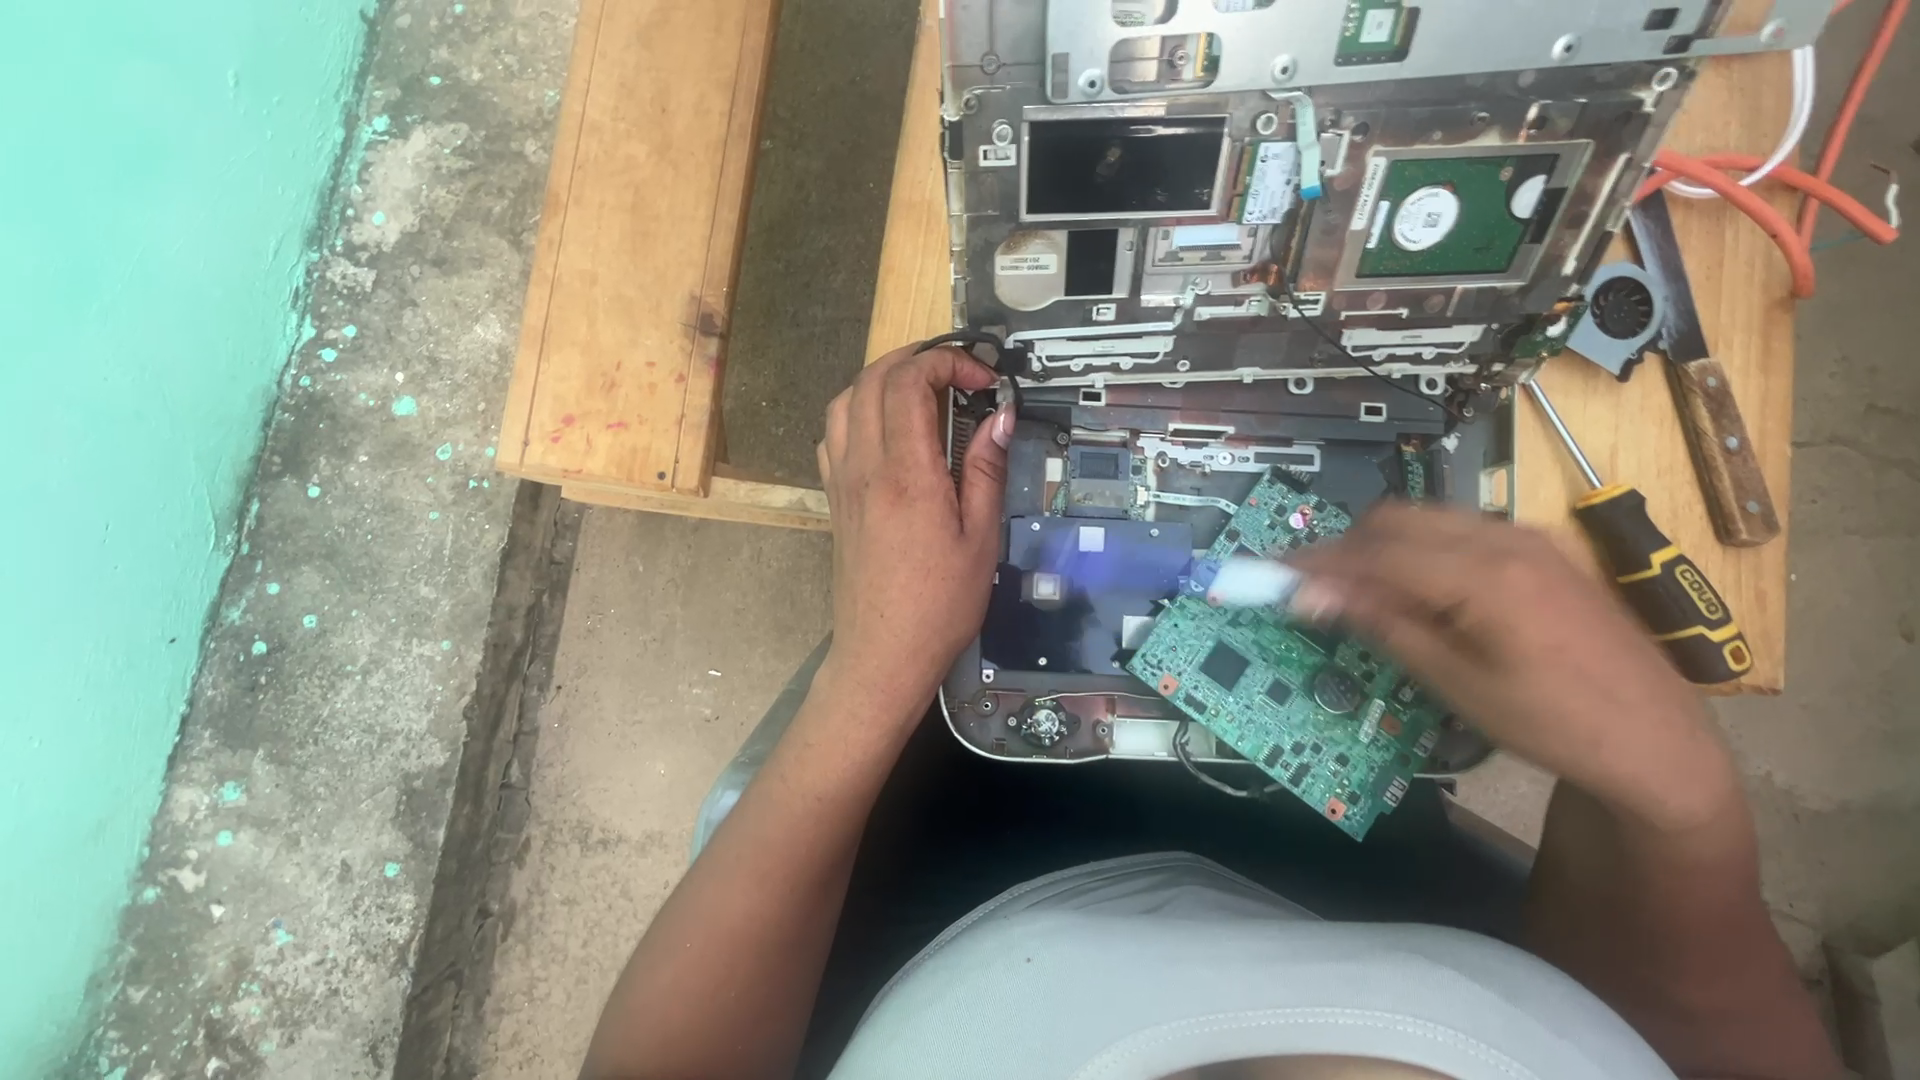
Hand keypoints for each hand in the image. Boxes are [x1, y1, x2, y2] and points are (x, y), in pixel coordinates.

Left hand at [815, 345, 1011, 712]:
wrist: (882, 654)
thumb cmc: (939, 606)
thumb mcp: (980, 540)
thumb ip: (986, 471)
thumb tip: (1000, 416)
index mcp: (906, 474)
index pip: (911, 382)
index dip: (949, 362)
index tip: (985, 382)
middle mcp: (864, 467)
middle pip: (874, 378)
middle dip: (918, 358)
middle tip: (959, 374)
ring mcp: (842, 481)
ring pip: (846, 399)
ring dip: (884, 379)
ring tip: (925, 391)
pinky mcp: (834, 499)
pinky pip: (835, 433)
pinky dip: (861, 411)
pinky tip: (889, 431)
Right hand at [1286, 502, 1737, 831]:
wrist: (1659, 739)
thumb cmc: (1551, 723)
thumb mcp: (1454, 681)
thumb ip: (1381, 623)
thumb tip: (1310, 594)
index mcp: (1485, 576)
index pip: (1376, 551)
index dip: (1318, 562)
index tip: (1273, 575)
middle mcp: (1505, 539)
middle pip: (1394, 519)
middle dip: (1343, 547)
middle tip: (1310, 588)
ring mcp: (1527, 538)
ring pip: (1423, 518)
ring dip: (1377, 545)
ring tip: (1352, 591)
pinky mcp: (1538, 548)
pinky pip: (1455, 529)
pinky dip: (1415, 548)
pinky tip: (1409, 587)